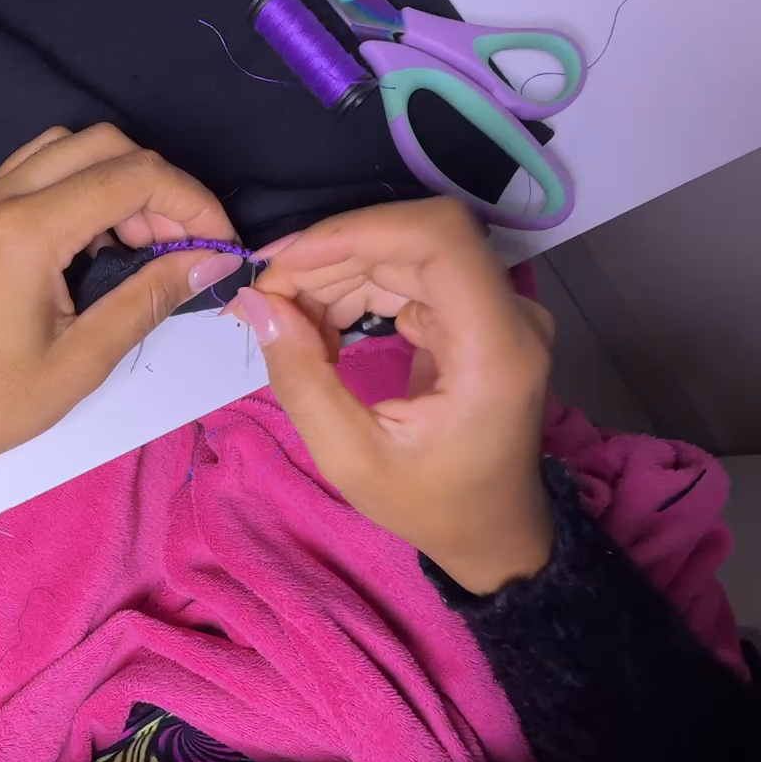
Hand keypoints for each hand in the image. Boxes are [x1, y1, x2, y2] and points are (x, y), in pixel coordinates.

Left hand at [0, 125, 240, 496]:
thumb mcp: (82, 360)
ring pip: (66, 149)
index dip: (192, 203)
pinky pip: (35, 173)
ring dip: (116, 181)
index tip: (219, 245)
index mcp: (25, 232)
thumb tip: (211, 260)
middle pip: (102, 144)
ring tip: (139, 247)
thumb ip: (149, 298)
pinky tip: (94, 244)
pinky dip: (78, 189)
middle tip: (180, 248)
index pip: (131, 177)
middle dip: (158, 186)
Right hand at [232, 199, 554, 593]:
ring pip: (402, 254)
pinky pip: (405, 277)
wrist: (489, 528)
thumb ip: (301, 379)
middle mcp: (507, 314)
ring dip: (333, 278)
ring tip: (286, 324)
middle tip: (263, 301)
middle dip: (327, 259)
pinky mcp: (474, 314)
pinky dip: (352, 293)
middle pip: (411, 242)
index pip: (437, 240)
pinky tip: (318, 331)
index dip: (354, 233)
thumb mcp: (349, 457)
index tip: (282, 262)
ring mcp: (496, 310)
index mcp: (494, 351)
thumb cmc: (427, 504)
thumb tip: (253, 304)